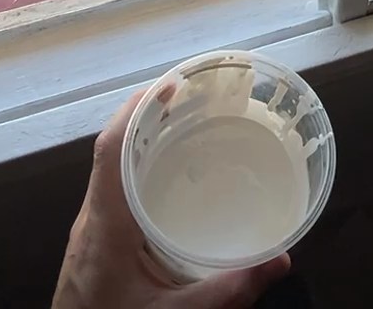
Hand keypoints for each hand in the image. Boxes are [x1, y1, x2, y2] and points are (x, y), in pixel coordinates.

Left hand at [51, 89, 290, 308]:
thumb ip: (229, 290)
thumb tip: (282, 260)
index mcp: (106, 225)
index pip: (110, 150)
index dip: (137, 109)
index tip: (172, 84)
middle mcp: (93, 220)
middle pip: (112, 151)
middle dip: (149, 117)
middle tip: (193, 98)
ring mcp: (90, 233)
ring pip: (112, 170)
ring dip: (143, 141)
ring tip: (186, 126)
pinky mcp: (95, 247)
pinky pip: (115, 191)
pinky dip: (140, 169)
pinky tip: (170, 179)